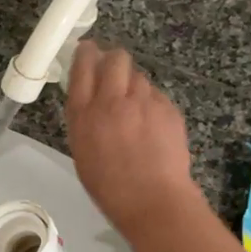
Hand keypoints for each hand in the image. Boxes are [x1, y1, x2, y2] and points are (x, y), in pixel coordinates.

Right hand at [64, 41, 200, 235]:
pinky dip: (151, 104)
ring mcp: (144, 102)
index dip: (85, 53)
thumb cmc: (110, 186)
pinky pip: (156, 95)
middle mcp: (113, 100)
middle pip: (116, 58)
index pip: (83, 65)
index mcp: (85, 114)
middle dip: (113, 60)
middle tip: (113, 74)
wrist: (153, 200)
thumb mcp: (82, 151)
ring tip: (134, 109)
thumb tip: (90, 99)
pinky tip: (151, 126)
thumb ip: (84, 119)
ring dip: (133, 85)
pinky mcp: (168, 109)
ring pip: (138, 76)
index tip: (87, 50)